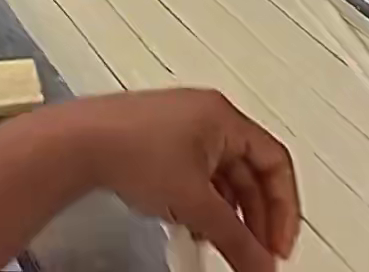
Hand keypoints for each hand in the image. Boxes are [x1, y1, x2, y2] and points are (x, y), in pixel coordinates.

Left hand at [56, 89, 299, 271]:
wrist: (84, 140)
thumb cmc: (134, 149)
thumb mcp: (196, 203)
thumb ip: (237, 240)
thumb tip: (261, 267)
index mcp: (221, 115)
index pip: (274, 160)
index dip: (284, 208)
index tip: (277, 246)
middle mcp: (204, 112)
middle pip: (250, 169)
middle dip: (256, 216)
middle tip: (254, 255)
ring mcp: (181, 122)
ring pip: (223, 174)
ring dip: (228, 213)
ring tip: (221, 244)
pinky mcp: (161, 135)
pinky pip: (198, 171)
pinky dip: (203, 201)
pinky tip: (192, 226)